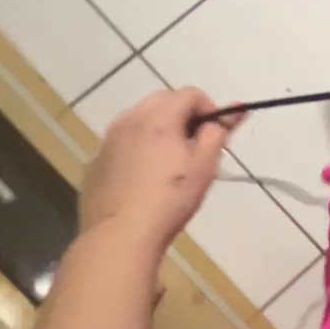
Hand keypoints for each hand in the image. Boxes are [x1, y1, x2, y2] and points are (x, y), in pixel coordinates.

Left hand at [79, 88, 240, 252]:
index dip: (209, 108)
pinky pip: (123, 139)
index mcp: (159, 119)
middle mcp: (130, 120)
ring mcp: (108, 140)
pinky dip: (139, 144)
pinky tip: (145, 174)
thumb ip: (219, 132)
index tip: (215, 134)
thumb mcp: (205, 165)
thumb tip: (233, 110)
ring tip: (170, 158)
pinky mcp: (97, 161)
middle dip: (183, 113)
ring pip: (139, 117)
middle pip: (163, 99)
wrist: (120, 235)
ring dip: (160, 126)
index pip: (190, 93)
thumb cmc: (171, 198)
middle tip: (196, 143)